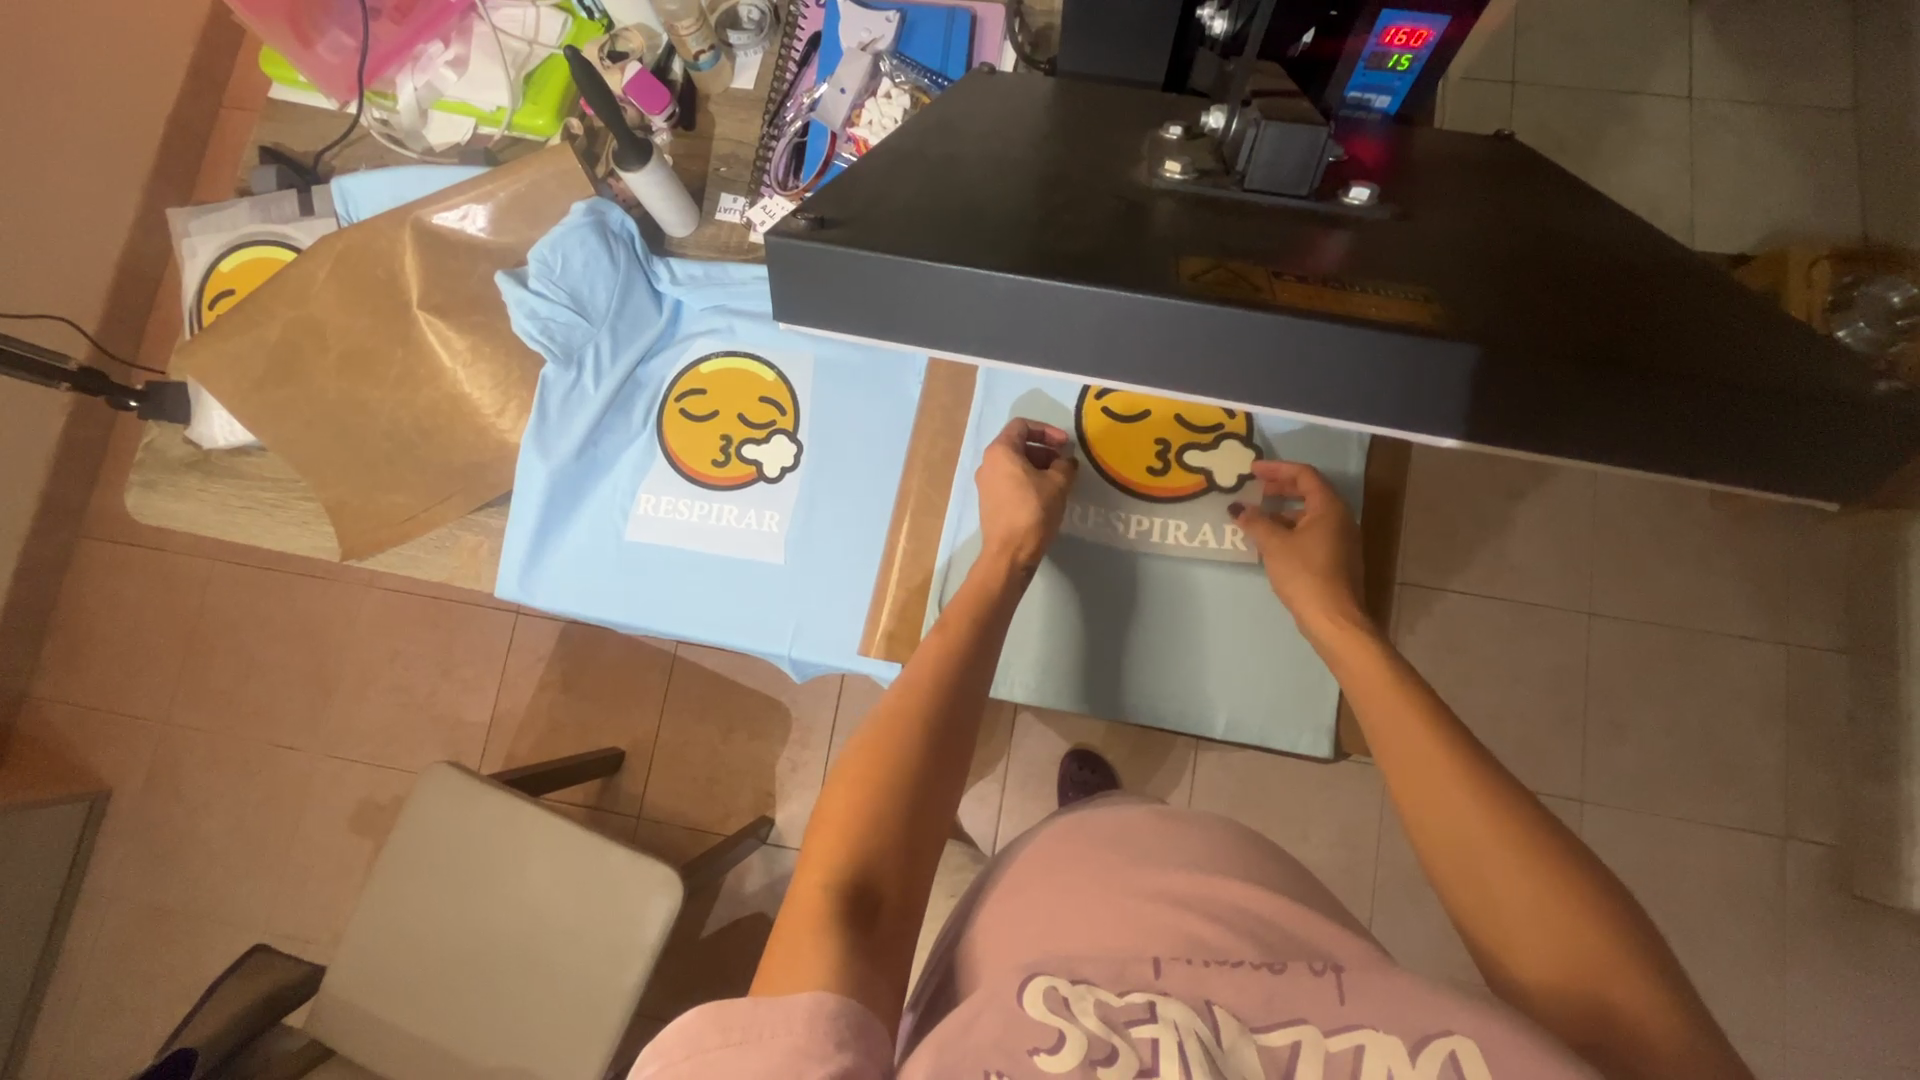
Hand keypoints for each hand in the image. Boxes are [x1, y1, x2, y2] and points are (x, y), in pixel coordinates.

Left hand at [975, 418, 1077, 574]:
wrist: (1009, 552)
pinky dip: (1027, 480)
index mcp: (1000, 451)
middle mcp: (987, 463)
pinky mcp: (989, 501)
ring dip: (1037, 466)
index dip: (1047, 430)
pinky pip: (1009, 480)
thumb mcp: (1058, 484)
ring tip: (1058, 480)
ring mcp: (985, 483)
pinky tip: (1045, 495)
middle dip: (1044, 450)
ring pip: (1014, 464)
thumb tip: (1066, 462)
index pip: (1022, 426)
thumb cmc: (1033, 511)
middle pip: (1017, 444)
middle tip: (1063, 464)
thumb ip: (1065, 465)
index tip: (1065, 445)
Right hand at [1230, 460, 1368, 633]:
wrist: (1333, 618)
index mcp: (1329, 507)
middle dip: (1280, 489)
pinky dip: (1290, 529)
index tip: (1252, 470)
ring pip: (1309, 514)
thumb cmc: (1304, 574)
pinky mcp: (1335, 558)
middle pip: (1309, 492)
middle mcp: (1340, 518)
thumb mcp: (1274, 544)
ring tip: (1257, 517)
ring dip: (1283, 511)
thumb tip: (1238, 508)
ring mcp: (1340, 539)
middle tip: (1254, 490)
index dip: (1277, 469)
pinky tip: (1270, 541)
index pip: (1304, 475)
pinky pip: (1311, 532)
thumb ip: (1255, 521)